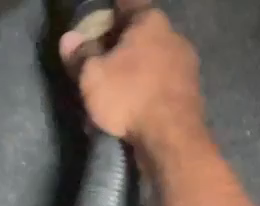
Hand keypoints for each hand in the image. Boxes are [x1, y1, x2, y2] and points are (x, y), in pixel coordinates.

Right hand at [60, 2, 207, 160]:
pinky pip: (160, 89)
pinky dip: (144, 97)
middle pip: (140, 36)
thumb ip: (80, 56)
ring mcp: (186, 66)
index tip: (96, 23)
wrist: (172, 138)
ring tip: (113, 99)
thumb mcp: (92, 77)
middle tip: (100, 65)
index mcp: (150, 21)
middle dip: (119, 49)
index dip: (109, 12)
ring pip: (150, 65)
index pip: (127, 4)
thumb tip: (69, 40)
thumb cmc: (130, 96)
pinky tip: (131, 114)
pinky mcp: (190, 96)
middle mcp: (173, 36)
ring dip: (132, 78)